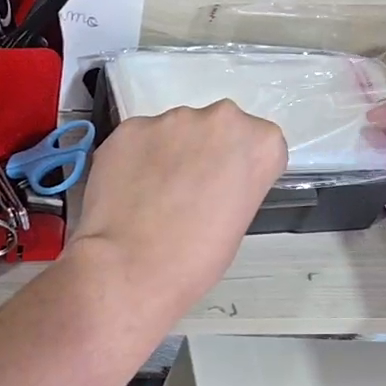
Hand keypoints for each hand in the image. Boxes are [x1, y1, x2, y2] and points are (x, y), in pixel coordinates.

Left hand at [70, 100, 286, 306]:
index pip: (255, 144)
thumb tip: (207, 178)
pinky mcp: (129, 128)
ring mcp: (170, 120)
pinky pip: (136, 141)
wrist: (132, 266)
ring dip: (165, 155)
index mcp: (260, 143)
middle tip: (184, 193)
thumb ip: (231, 184)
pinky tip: (126, 191)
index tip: (221, 191)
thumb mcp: (237, 221)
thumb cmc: (196, 258)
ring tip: (150, 196)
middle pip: (213, 130)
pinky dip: (132, 160)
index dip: (235, 170)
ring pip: (172, 132)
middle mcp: (220, 118)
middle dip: (200, 153)